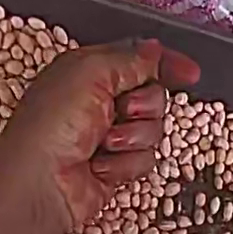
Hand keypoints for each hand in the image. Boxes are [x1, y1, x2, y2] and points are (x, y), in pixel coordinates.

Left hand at [0, 38, 199, 232]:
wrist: (42, 182)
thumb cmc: (54, 125)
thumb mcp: (92, 72)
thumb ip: (130, 59)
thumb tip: (156, 51)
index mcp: (91, 71)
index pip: (139, 60)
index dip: (166, 64)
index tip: (190, 73)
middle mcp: (101, 102)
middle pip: (154, 97)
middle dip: (144, 107)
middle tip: (121, 113)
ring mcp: (110, 137)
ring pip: (153, 132)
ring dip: (133, 138)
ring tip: (104, 145)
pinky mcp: (117, 167)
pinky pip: (145, 161)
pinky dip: (126, 165)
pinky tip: (100, 168)